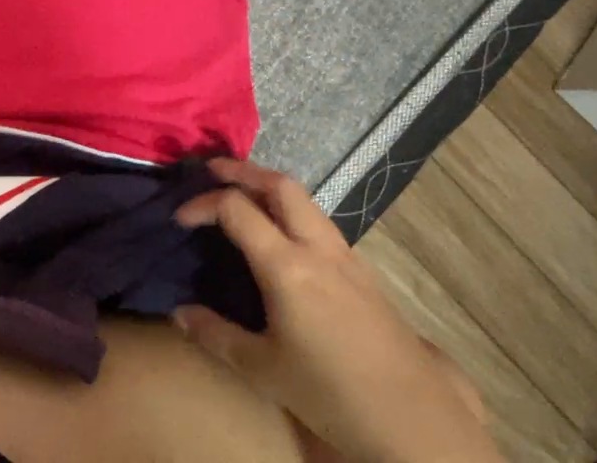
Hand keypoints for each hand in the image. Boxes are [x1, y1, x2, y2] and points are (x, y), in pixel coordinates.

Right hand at [172, 158, 499, 462]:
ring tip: (242, 198)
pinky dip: (292, 215)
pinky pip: (322, 227)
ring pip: (307, 203)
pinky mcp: (366, 278)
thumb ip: (215, 334)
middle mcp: (319, 251)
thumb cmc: (332, 393)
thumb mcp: (262, 369)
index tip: (179, 220)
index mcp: (287, 266)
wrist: (418, 426)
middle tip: (211, 171)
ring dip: (270, 190)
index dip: (201, 204)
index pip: (236, 208)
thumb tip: (179, 313)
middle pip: (281, 186)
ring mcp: (349, 262)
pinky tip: (281, 240)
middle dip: (242, 171)